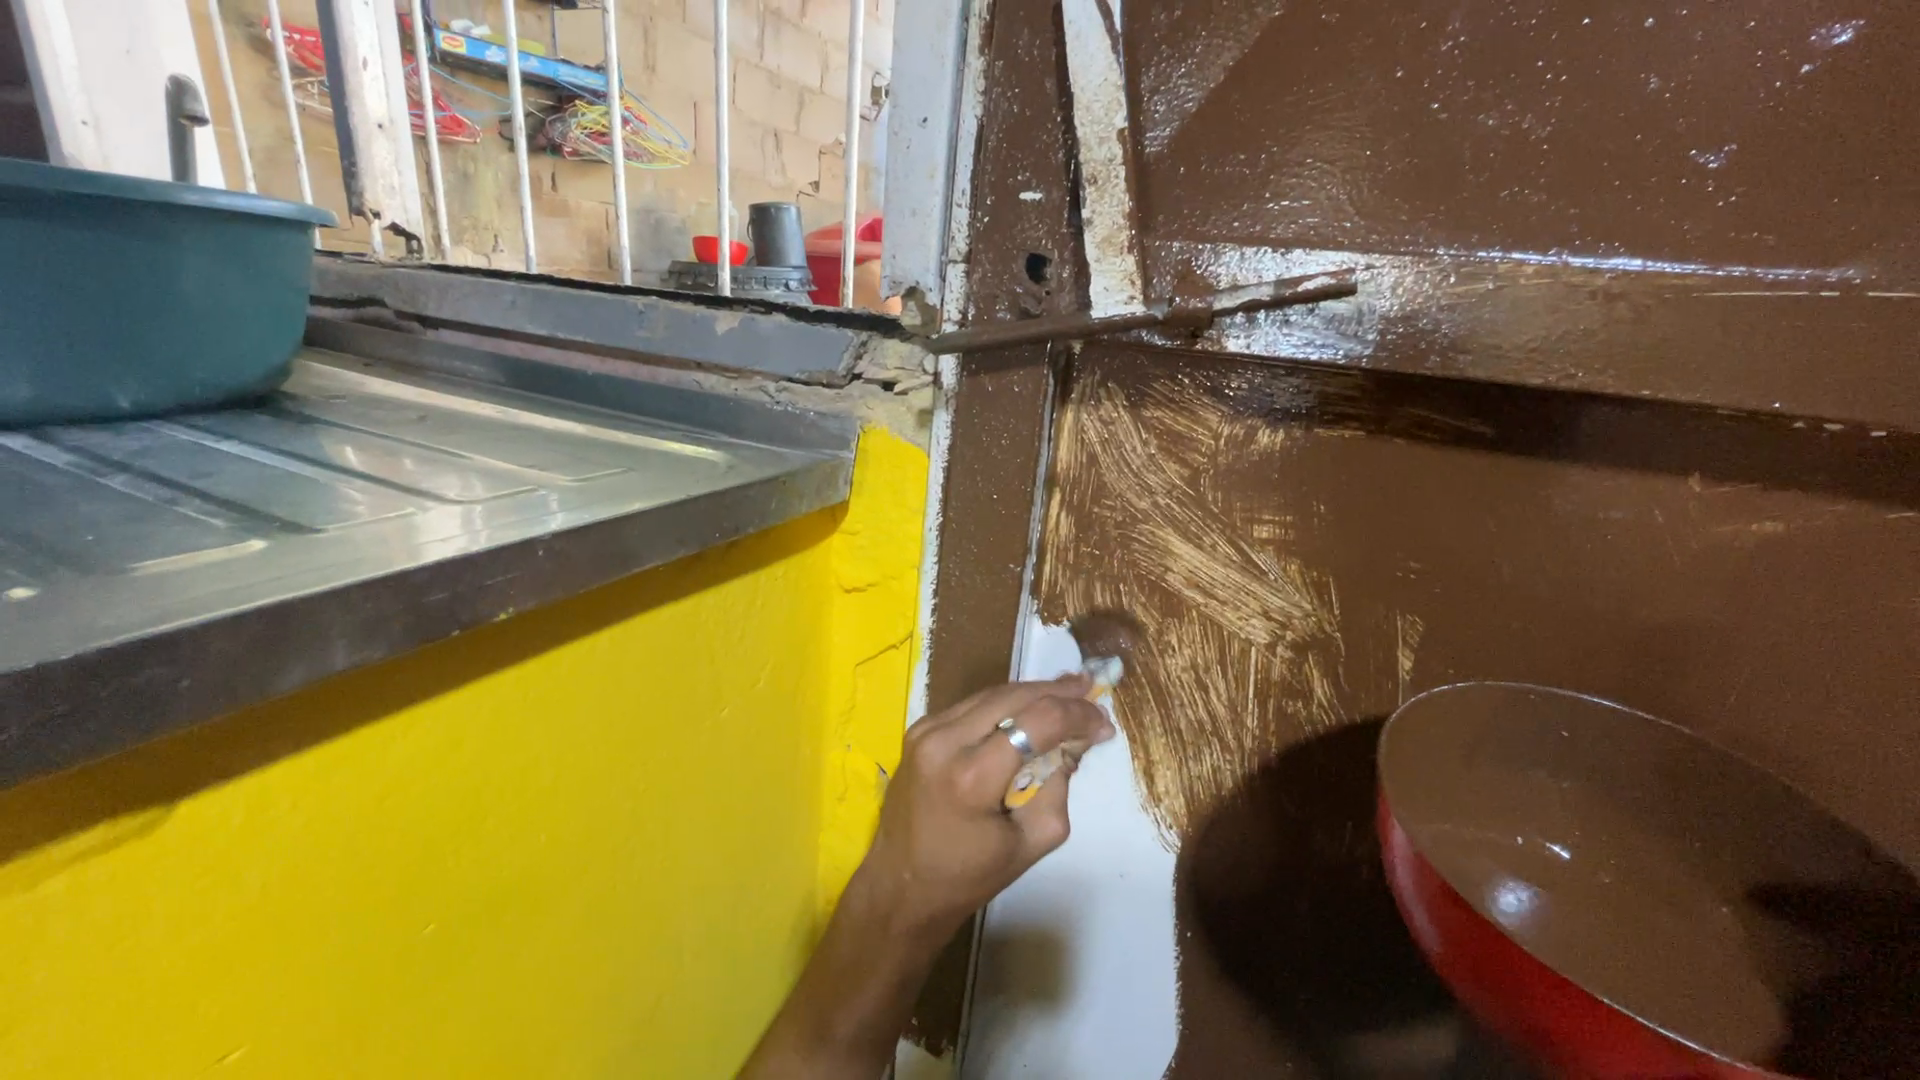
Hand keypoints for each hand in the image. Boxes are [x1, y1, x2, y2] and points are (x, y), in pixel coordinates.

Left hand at [852, 676, 1116, 939]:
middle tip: (1091, 689)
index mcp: (972, 777)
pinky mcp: (918, 731)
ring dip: (1032, 692)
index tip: (1103, 723)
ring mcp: (926, 732)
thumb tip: (1076, 741)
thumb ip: (1059, 786)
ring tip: (1069, 691)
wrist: (901, 887)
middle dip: (1057, 692)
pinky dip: (1005, 703)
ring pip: (991, 694)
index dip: (1076, 715)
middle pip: (1013, 697)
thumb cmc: (969, 876)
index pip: (1037, 722)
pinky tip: (1029, 706)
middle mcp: (944, 742)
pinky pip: (971, 706)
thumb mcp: (1032, 841)